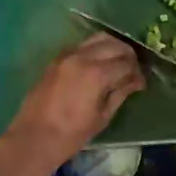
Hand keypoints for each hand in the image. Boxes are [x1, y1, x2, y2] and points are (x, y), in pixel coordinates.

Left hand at [2, 33, 145, 172]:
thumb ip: (120, 93)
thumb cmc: (72, 134)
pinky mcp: (57, 58)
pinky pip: (82, 45)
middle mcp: (83, 57)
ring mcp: (68, 54)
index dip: (137, 72)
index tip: (141, 82)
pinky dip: (96, 48)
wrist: (34, 137)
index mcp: (97, 74)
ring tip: (118, 63)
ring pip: (98, 38)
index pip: (126, 63)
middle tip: (133, 70)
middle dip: (128, 55)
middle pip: (114, 45)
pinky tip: (99, 63)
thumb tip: (136, 80)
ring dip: (113, 47)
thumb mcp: (102, 116)